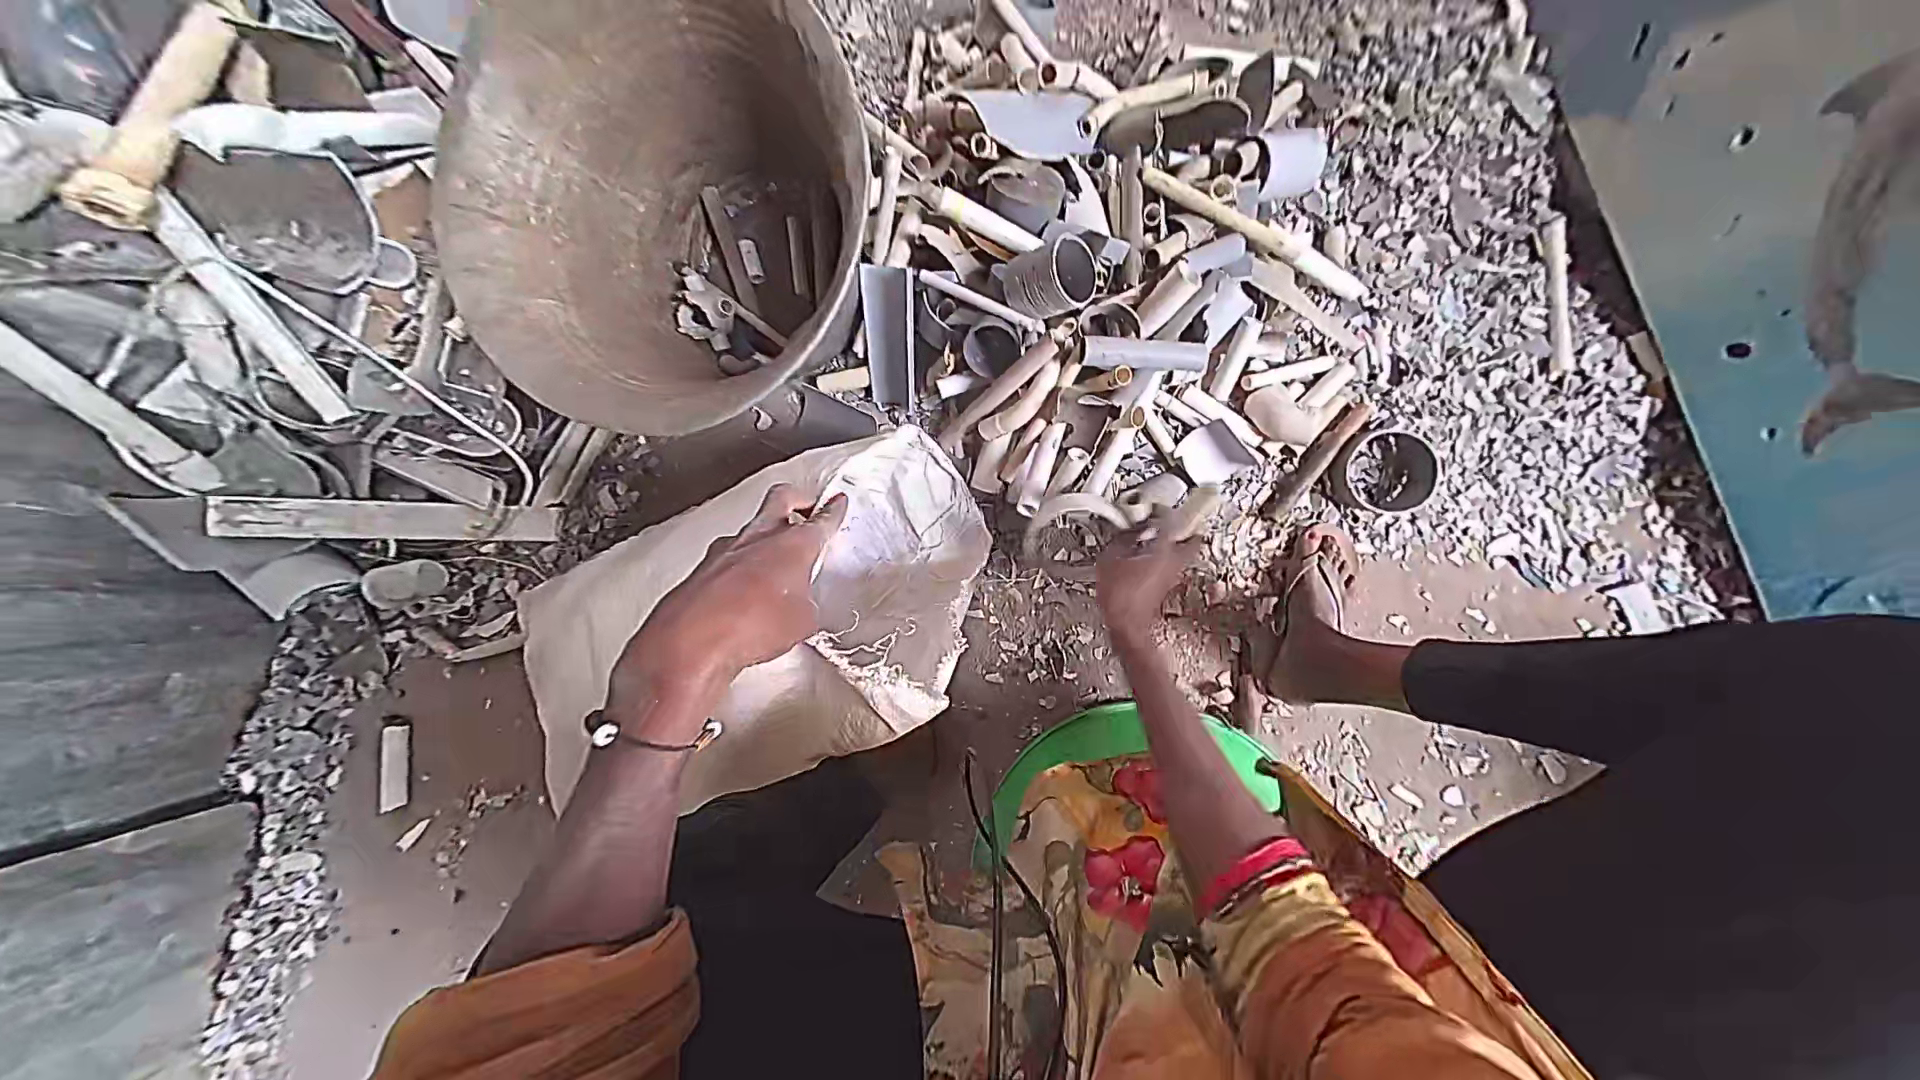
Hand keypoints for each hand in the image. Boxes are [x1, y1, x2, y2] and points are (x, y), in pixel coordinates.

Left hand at [608, 485, 847, 727]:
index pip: (820, 519)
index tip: (836, 503)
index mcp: (793, 544)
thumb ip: (806, 603)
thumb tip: (800, 605)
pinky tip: (746, 586)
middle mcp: (759, 537)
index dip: (833, 510)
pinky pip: (728, 557)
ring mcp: (726, 550)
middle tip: (807, 507)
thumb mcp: (803, 621)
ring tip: (776, 555)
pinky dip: (741, 564)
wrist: (692, 642)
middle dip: (798, 500)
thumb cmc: (749, 625)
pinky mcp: (702, 570)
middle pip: (781, 499)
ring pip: (751, 528)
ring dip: (766, 536)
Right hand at [1096, 513, 1197, 650]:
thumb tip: (1124, 531)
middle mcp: (1174, 561)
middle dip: (1184, 527)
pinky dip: (1164, 557)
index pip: (1173, 521)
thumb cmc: (1121, 596)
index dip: (1165, 510)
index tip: (1158, 505)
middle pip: (1190, 539)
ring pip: (1182, 552)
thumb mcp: (1110, 559)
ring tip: (1159, 536)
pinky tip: (1149, 557)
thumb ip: (1120, 539)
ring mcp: (1172, 575)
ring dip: (1174, 542)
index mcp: (1162, 549)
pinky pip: (1171, 565)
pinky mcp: (1166, 586)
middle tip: (1175, 518)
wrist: (1127, 626)